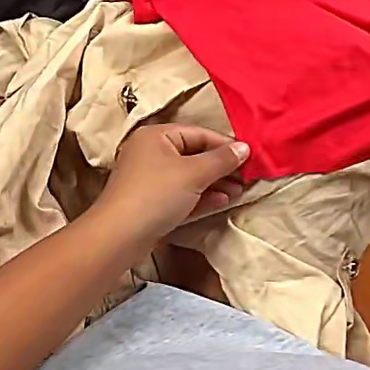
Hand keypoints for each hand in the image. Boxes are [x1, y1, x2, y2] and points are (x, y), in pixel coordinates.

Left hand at [93, 124, 249, 242]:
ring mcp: (151, 179)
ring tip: (239, 191)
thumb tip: (245, 148)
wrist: (120, 236)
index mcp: (157, 136)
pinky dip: (202, 196)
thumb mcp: (194, 173)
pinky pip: (183, 194)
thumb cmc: (156, 195)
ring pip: (190, 176)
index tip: (250, 157)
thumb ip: (222, 160)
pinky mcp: (153, 203)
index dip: (225, 145)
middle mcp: (152, 153)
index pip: (199, 133)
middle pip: (195, 155)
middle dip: (222, 167)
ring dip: (215, 183)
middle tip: (247, 177)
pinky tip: (222, 201)